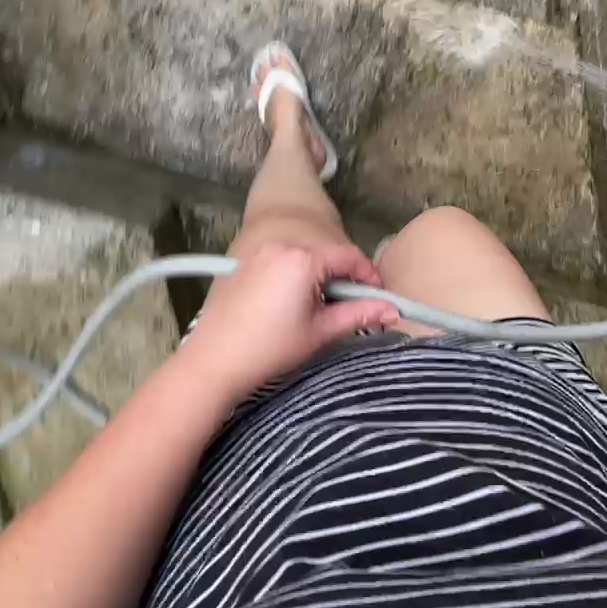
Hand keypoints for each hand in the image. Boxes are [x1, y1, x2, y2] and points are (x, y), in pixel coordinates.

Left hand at [179, 242, 399, 396]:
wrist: (214, 361)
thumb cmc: (270, 347)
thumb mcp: (320, 331)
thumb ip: (359, 314)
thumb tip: (393, 310)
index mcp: (303, 259)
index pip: (349, 257)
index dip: (369, 276)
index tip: (378, 298)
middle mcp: (281, 246)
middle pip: (327, 255)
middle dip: (344, 278)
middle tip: (351, 307)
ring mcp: (259, 253)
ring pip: (304, 257)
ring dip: (320, 277)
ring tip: (321, 309)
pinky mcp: (244, 264)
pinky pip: (282, 261)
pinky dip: (296, 276)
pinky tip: (293, 305)